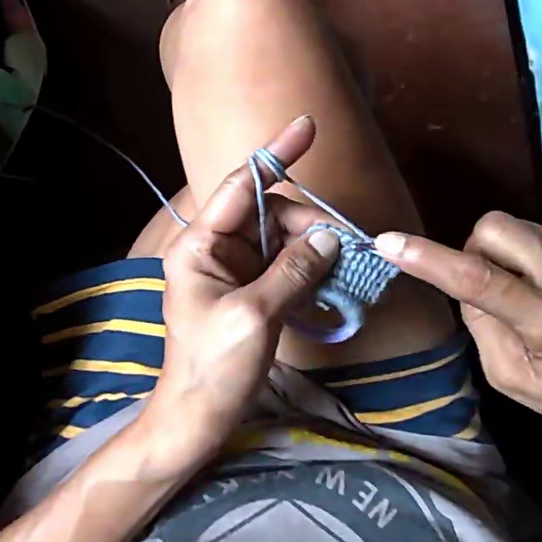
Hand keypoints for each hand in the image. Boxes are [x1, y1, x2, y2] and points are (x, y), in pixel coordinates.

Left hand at [146, 116, 342, 459]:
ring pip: (281, 239)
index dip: (275, 154)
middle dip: (308, 224)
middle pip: (268, 213)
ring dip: (314, 249)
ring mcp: (233, 270)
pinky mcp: (249, 291)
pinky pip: (284, 266)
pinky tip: (332, 283)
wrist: (197, 417)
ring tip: (345, 269)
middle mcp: (215, 249)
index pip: (240, 186)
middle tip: (345, 249)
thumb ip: (292, 271)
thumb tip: (330, 238)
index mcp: (200, 245)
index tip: (309, 124)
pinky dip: (309, 270)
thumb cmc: (213, 368)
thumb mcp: (255, 317)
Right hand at [373, 213, 541, 465]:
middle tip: (482, 285)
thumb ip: (480, 319)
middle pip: (497, 229)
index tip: (389, 242)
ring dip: (503, 253)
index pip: (481, 281)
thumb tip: (459, 272)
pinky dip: (530, 255)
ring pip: (519, 226)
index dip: (430, 259)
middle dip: (474, 250)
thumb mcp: (505, 374)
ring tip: (521, 290)